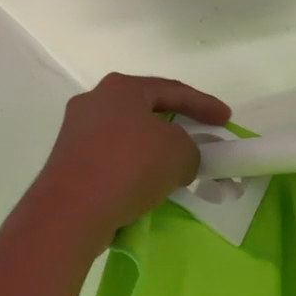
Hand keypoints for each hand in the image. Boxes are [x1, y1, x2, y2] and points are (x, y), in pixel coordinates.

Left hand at [27, 73, 231, 240]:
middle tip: (200, 140)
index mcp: (120, 88)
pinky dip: (132, 168)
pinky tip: (146, 187)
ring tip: (176, 169)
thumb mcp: (178, 153)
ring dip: (153, 150)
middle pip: (145, 110)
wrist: (72, 208)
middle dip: (175, 126)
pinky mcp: (68, 161)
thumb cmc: (128, 166)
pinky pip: (111, 158)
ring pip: (127, 136)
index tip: (226, 119)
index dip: (203, 104)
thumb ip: (189, 148)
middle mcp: (94, 101)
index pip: (171, 90)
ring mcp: (76, 131)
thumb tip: (178, 157)